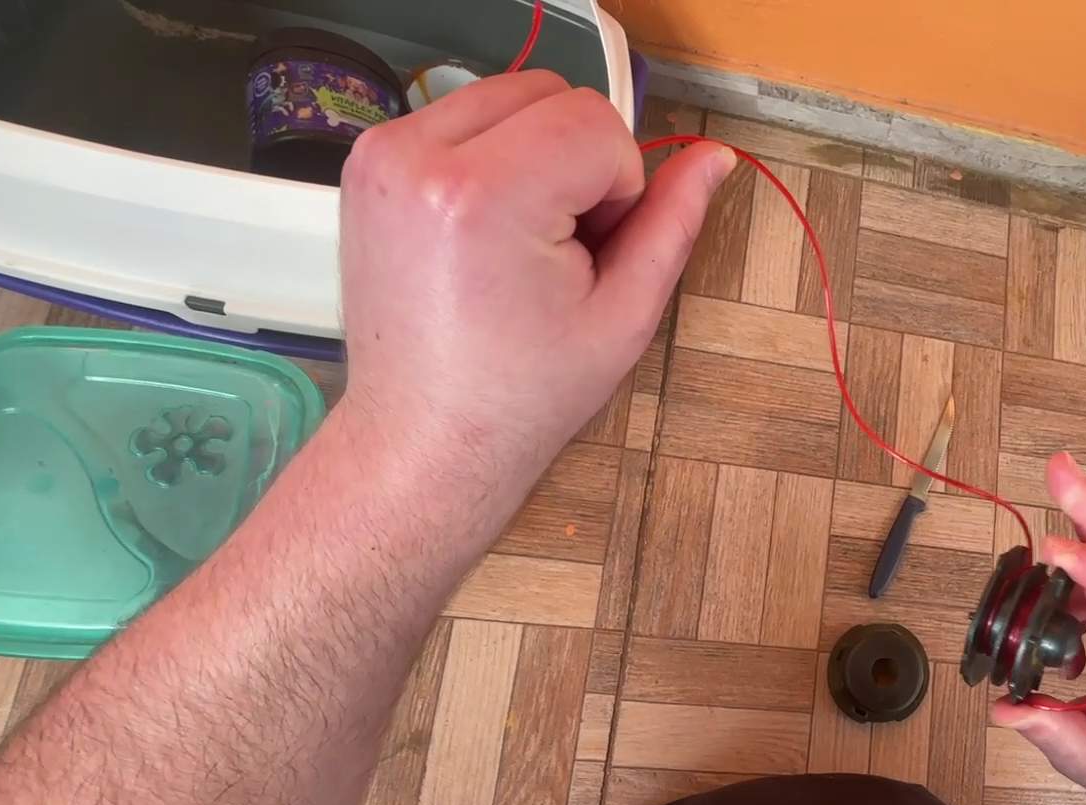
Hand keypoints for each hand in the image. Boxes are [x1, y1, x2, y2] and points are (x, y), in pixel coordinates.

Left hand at [338, 71, 735, 486]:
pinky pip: (466, 119)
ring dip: (544, 154)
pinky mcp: (369, 158)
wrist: (433, 431)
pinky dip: (502, 158)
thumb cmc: (529, 393)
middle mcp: (417, 153)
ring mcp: (382, 150)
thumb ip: (673, 225)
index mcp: (484, 195)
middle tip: (571, 246)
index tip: (598, 251)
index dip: (622, 187)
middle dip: (583, 161)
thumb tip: (716, 158)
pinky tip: (497, 231)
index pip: (596, 122)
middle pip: (552, 92)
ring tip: (533, 240)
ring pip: (509, 96)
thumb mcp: (625, 316)